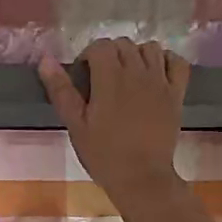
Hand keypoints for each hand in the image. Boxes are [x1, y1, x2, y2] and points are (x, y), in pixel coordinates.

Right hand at [39, 38, 191, 199]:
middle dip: (109, 55)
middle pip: (124, 44)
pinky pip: (176, 61)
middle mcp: (138, 71)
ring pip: (150, 48)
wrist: (141, 177)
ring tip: (125, 77)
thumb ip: (61, 90)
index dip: (88, 56)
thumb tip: (45, 60)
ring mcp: (161, 81)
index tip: (82, 77)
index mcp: (110, 78)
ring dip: (135, 55)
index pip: (100, 46)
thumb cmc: (103, 154)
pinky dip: (165, 60)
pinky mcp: (177, 93)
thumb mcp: (75, 125)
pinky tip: (154, 74)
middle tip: (100, 81)